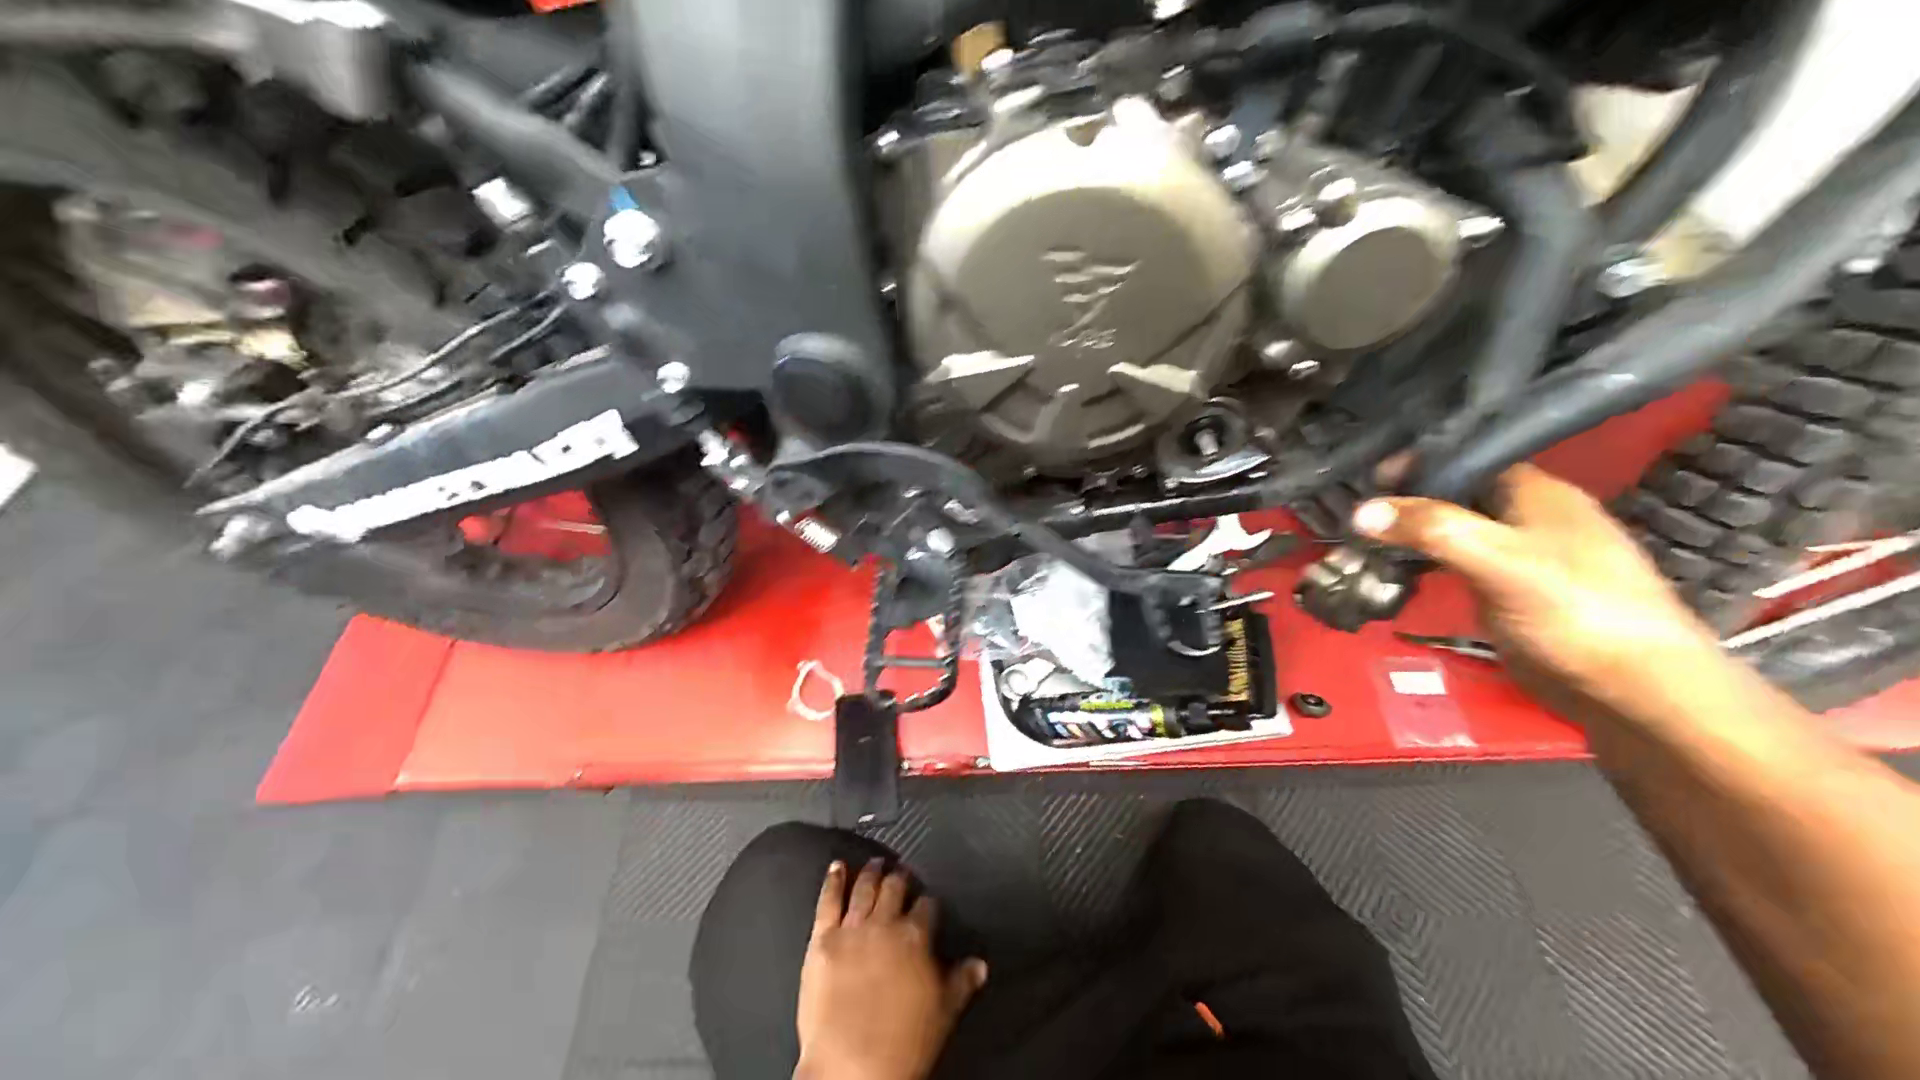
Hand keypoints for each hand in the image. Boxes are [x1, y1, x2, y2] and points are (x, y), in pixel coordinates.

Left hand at [795, 859, 987, 1079]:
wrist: (850, 1067)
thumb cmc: (903, 1045)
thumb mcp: (943, 1014)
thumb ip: (961, 982)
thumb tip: (980, 964)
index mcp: (915, 937)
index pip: (927, 907)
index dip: (928, 903)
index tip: (928, 902)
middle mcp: (884, 924)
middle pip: (894, 890)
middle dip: (900, 879)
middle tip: (902, 872)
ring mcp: (851, 929)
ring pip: (864, 889)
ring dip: (871, 873)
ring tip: (875, 862)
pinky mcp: (822, 940)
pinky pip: (828, 901)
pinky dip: (833, 881)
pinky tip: (837, 867)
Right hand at [1352, 464, 1727, 725]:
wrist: (1632, 690)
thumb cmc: (1574, 610)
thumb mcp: (1498, 560)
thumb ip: (1432, 529)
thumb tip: (1360, 510)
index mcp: (1538, 493)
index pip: (1468, 458)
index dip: (1417, 463)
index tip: (1365, 479)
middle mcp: (1528, 517)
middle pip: (1455, 496)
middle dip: (1404, 503)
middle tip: (1350, 515)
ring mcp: (1520, 557)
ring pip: (1452, 533)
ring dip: (1409, 538)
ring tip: (1359, 545)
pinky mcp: (1509, 593)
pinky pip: (1455, 566)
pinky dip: (1423, 567)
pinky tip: (1393, 576)